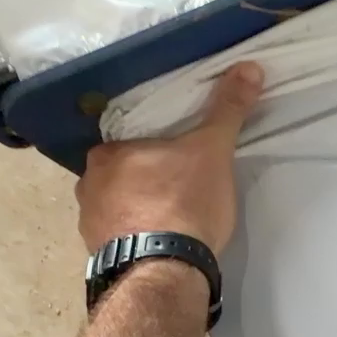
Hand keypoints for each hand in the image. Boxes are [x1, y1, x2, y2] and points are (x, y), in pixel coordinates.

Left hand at [75, 62, 264, 254]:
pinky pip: (118, 238)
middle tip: (179, 193)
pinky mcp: (99, 254)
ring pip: (116, 208)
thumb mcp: (212, 151)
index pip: (131, 143)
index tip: (178, 163)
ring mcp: (89, 222)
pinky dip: (135, 239)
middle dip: (145, 182)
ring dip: (137, 213)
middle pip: (120, 175)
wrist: (165, 269)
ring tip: (169, 225)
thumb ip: (227, 111)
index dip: (156, 152)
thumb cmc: (184, 202)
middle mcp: (87, 183)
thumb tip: (249, 67)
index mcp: (108, 153)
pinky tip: (157, 247)